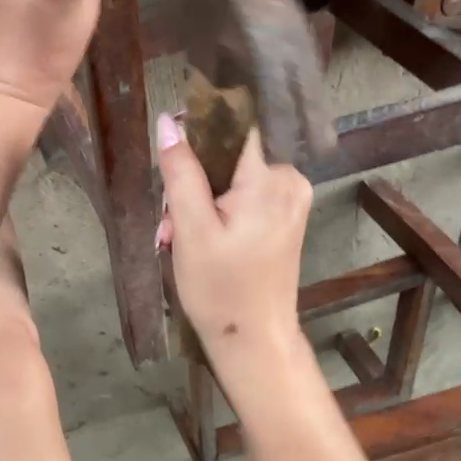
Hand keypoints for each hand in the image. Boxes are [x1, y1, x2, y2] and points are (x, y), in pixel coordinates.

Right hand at [157, 115, 311, 358]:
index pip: (234, 125)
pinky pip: (246, 198)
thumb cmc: (220, 288)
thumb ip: (180, 172)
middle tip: (170, 223)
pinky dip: (220, 214)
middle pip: (229, 157)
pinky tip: (202, 241)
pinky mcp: (286, 218)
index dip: (199, 129)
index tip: (172, 154)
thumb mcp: (191, 229)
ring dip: (201, 202)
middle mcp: (289, 181)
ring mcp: (291, 201)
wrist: (254, 340)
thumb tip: (169, 121)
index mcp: (269, 179)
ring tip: (180, 238)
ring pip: (233, 179)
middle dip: (193, 182)